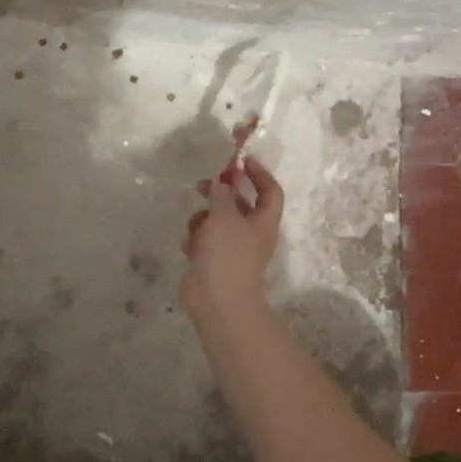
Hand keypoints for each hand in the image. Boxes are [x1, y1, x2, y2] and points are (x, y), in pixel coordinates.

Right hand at [179, 155, 282, 322]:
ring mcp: (230, 248)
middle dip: (220, 193)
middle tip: (203, 185)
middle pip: (238, 204)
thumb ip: (222, 193)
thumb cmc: (228, 255)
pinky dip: (194, 240)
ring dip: (202, 219)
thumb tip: (222, 182)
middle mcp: (250, 233)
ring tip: (196, 226)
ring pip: (215, 221)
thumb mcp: (224, 215)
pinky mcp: (211, 261)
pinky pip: (202, 240)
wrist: (217, 301)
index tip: (240, 160)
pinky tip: (190, 247)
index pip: (270, 190)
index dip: (258, 173)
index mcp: (264, 222)